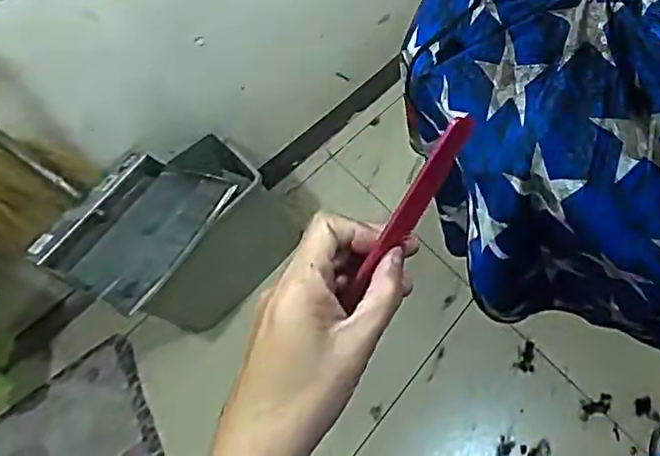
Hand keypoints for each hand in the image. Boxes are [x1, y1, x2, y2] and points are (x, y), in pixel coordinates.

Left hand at [211, 214, 417, 455]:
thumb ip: (385, 291)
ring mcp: (278, 310)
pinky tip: (365, 316)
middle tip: (403, 267)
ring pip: (327, 270)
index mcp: (297, 286)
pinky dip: (346, 294)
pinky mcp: (280, 328)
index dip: (367, 229)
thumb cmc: (303, 400)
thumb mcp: (359, 340)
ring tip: (390, 296)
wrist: (256, 453)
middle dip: (371, 252)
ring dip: (362, 275)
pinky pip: (318, 293)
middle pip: (331, 246)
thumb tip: (397, 258)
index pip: (331, 226)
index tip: (395, 246)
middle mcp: (282, 291)